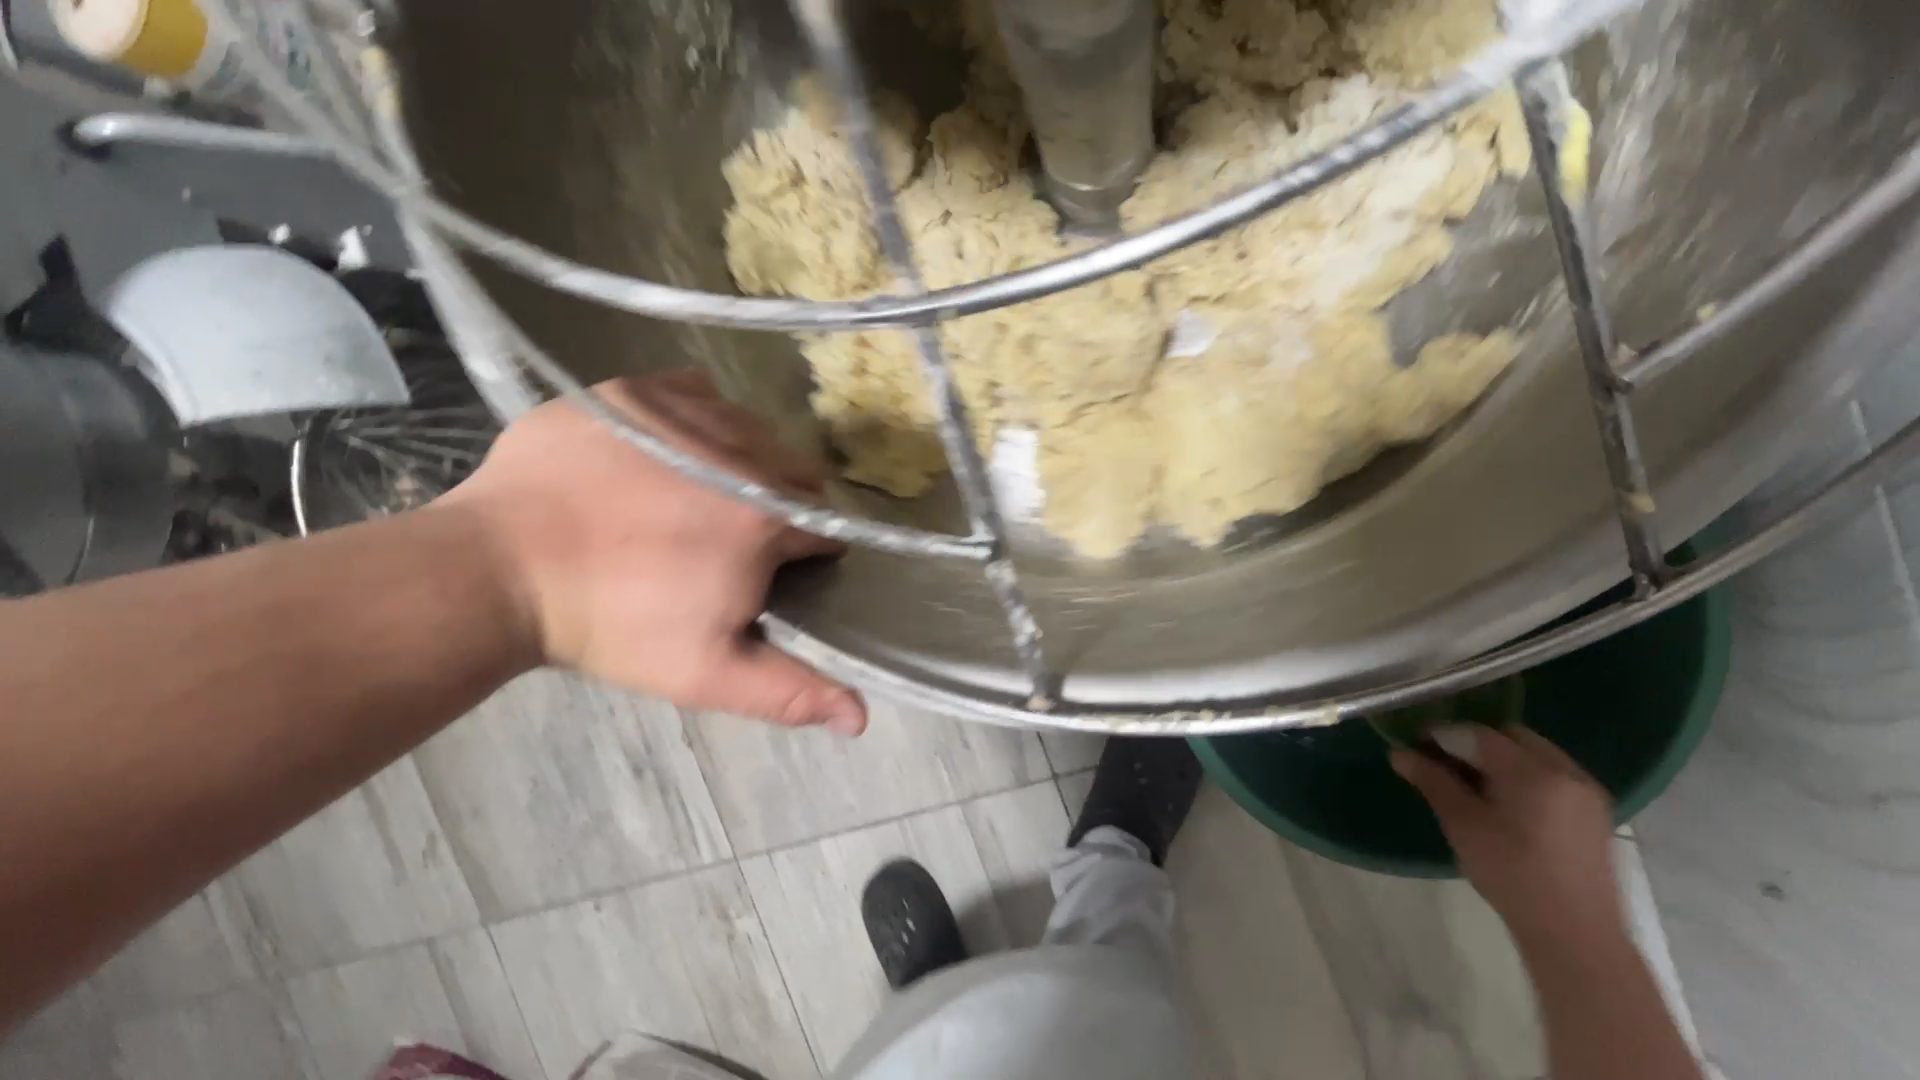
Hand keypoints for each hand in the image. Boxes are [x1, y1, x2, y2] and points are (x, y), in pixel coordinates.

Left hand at [442, 372, 867, 734]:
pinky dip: (701, 420)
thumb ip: (789, 692)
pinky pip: (699, 395)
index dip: (805, 557)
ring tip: (696, 499)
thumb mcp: (705, 674)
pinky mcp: (638, 392)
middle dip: (782, 508)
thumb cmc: (610, 624)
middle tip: (729, 543)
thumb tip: (861, 719)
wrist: (500, 568)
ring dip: (745, 463)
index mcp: (768, 520)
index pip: (824, 530)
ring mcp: (688, 414)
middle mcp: (742, 454)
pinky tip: (671, 455)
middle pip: (796, 476)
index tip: (771, 575)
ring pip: (753, 432)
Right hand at [1393, 726, 1620, 948]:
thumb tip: (1400, 753)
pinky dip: (1525, 776)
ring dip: (1501, 758)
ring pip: (1535, 754)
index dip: (1444, 734)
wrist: (1575, 934)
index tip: (1417, 743)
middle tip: (1443, 763)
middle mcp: (1567, 770)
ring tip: (1472, 784)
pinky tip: (1506, 803)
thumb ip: (1433, 782)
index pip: (1480, 734)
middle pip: (1511, 737)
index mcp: (1534, 772)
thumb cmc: (1511, 875)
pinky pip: (1553, 775)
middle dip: (1475, 742)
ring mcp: (1587, 790)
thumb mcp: (1463, 826)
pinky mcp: (1595, 812)